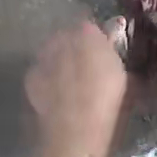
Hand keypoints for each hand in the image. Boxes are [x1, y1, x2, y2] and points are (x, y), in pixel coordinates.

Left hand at [26, 21, 127, 156]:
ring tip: (70, 82)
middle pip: (68, 37)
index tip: (103, 51)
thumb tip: (115, 43)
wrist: (76, 130)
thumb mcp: (126, 78)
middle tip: (87, 67)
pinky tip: (57, 94)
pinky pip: (41, 72)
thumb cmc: (108, 102)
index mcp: (88, 33)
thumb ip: (116, 55)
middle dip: (75, 48)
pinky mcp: (30, 77)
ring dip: (60, 62)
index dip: (97, 39)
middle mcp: (61, 38)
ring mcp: (42, 56)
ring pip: (52, 53)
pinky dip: (48, 78)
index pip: (90, 26)